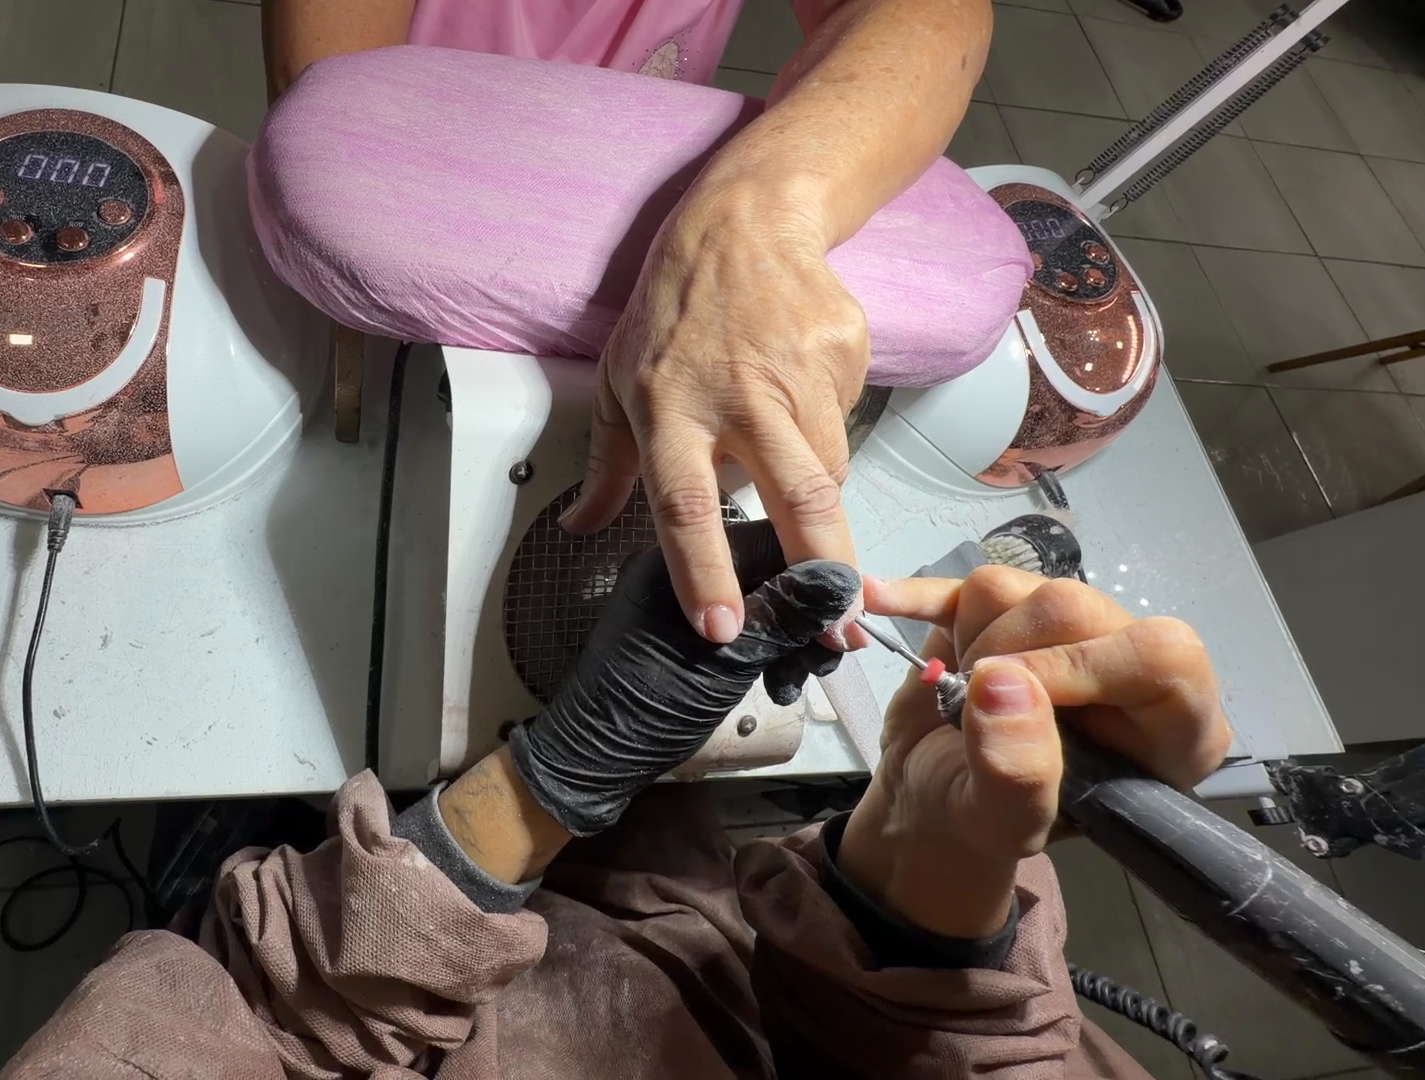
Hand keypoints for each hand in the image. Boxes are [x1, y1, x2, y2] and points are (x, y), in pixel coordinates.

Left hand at [509, 520, 858, 835]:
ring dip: (796, 639)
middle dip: (810, 615)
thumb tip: (844, 580)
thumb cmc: (650, 707)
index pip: (769, 541)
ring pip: (769, 600)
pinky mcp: (696, 628)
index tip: (845, 630)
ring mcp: (690, 598)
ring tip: (797, 681)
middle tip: (827, 661)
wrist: (601, 754)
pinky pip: (751, 623)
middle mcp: (685, 567)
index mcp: (678, 558)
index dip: (819, 581)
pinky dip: (775, 649)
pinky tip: (782, 682)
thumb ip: (783, 616)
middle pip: (774, 570)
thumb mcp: (724, 662)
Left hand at [558, 176, 870, 647]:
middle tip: (835, 629)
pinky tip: (797, 425)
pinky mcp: (846, 356)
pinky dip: (822, 450)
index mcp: (668, 410)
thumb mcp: (615, 385)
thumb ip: (602, 469)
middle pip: (795, 497)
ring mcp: (800, 374)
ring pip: (829, 473)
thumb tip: (578, 529)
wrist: (745, 225)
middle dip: (823, 570)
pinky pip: (842, 429)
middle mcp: (739, 397)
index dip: (704, 573)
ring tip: (813, 540)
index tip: (724, 628)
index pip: (683, 506)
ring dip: (822, 518)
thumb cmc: (668, 313)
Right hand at [838, 567, 1231, 938]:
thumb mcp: (1001, 822)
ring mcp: (1055, 629)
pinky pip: (956, 578)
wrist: (927, 795)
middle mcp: (1123, 663)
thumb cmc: (977, 818)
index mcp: (1168, 728)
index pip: (1157, 655)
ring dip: (963, 639)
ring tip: (954, 687)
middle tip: (967, 702)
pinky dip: (913, 595)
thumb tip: (1000, 681)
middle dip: (998, 654)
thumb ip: (1017, 770)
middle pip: (1072, 605)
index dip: (1074, 667)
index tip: (1004, 701)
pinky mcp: (996, 612)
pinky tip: (878, 600)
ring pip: (1010, 586)